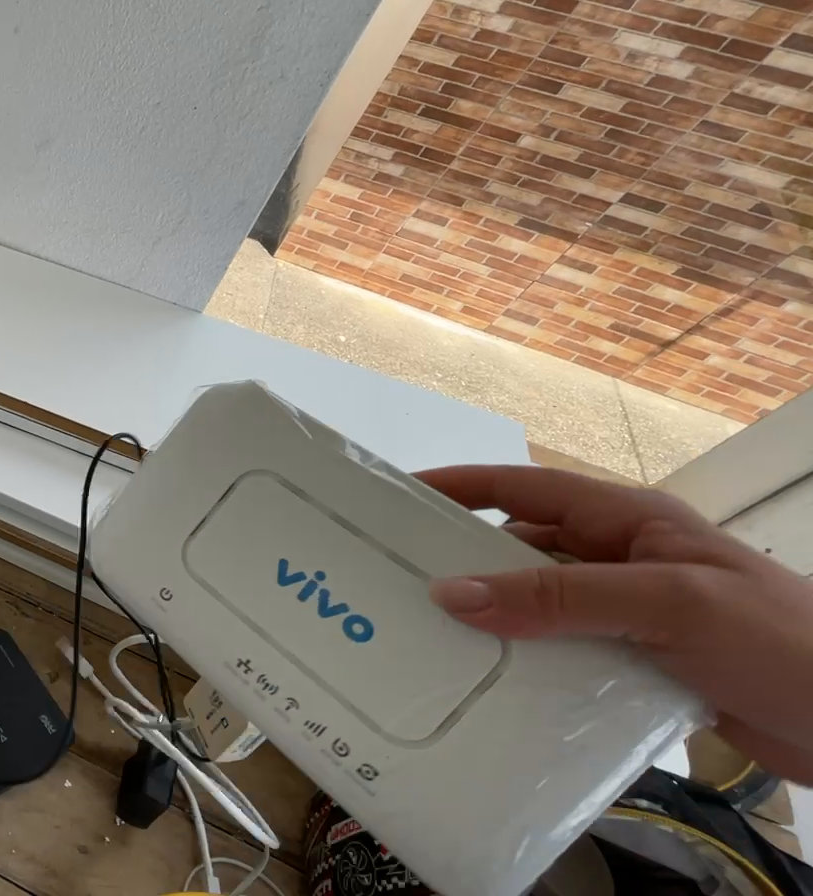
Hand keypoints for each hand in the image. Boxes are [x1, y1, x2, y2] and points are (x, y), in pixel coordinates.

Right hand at [419, 464, 812, 782]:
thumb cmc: (788, 643)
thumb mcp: (668, 606)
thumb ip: (556, 598)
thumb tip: (447, 594)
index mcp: (624, 520)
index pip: (519, 488)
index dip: (454, 486)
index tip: (391, 497)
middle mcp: (616, 557)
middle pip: (515, 547)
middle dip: (456, 560)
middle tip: (392, 579)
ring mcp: (626, 609)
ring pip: (532, 602)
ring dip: (488, 617)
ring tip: (423, 634)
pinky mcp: (635, 658)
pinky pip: (558, 647)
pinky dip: (521, 658)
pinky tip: (486, 677)